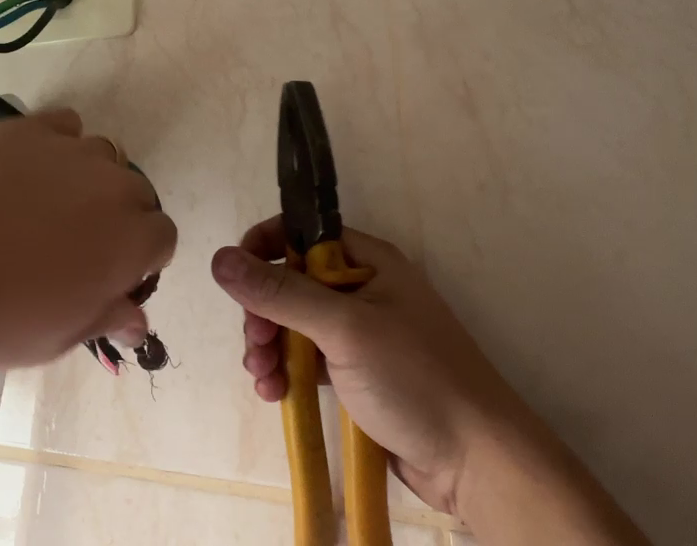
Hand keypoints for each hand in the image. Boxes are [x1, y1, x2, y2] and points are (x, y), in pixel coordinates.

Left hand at [0, 110, 176, 369]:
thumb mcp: (55, 338)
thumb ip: (105, 318)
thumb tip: (136, 317)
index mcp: (130, 241)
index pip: (162, 238)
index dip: (138, 260)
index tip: (106, 277)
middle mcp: (112, 185)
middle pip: (136, 194)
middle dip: (117, 220)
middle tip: (71, 247)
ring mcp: (68, 149)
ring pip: (101, 157)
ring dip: (88, 180)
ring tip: (43, 207)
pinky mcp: (25, 127)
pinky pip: (64, 126)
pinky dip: (58, 145)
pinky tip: (26, 171)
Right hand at [210, 218, 536, 514]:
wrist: (477, 462)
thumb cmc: (415, 379)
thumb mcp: (344, 329)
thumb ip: (281, 293)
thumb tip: (219, 258)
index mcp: (369, 261)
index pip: (303, 234)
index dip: (266, 248)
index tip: (235, 275)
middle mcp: (363, 289)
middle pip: (291, 283)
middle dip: (262, 311)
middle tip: (255, 343)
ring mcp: (361, 334)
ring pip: (294, 324)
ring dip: (269, 347)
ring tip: (263, 378)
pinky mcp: (357, 374)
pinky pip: (307, 360)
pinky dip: (286, 372)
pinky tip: (275, 395)